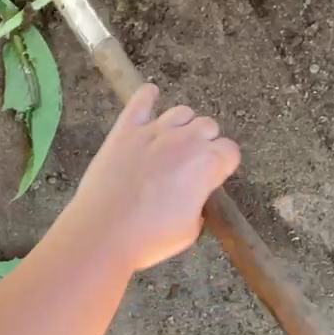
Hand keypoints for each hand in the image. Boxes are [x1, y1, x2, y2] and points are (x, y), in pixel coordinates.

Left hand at [58, 83, 239, 271]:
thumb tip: (192, 197)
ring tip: (172, 143)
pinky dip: (147, 97)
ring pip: (181, 113)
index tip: (212, 177)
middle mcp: (185, 140)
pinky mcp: (125, 130)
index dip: (223, 165)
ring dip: (183, 125)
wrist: (104, 233)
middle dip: (205, 143)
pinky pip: (140, 102)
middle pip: (208, 127)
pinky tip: (150, 95)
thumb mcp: (190, 231)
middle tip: (190, 165)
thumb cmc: (149, 238)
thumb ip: (198, 204)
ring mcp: (154, 131)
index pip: (229, 151)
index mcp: (207, 164)